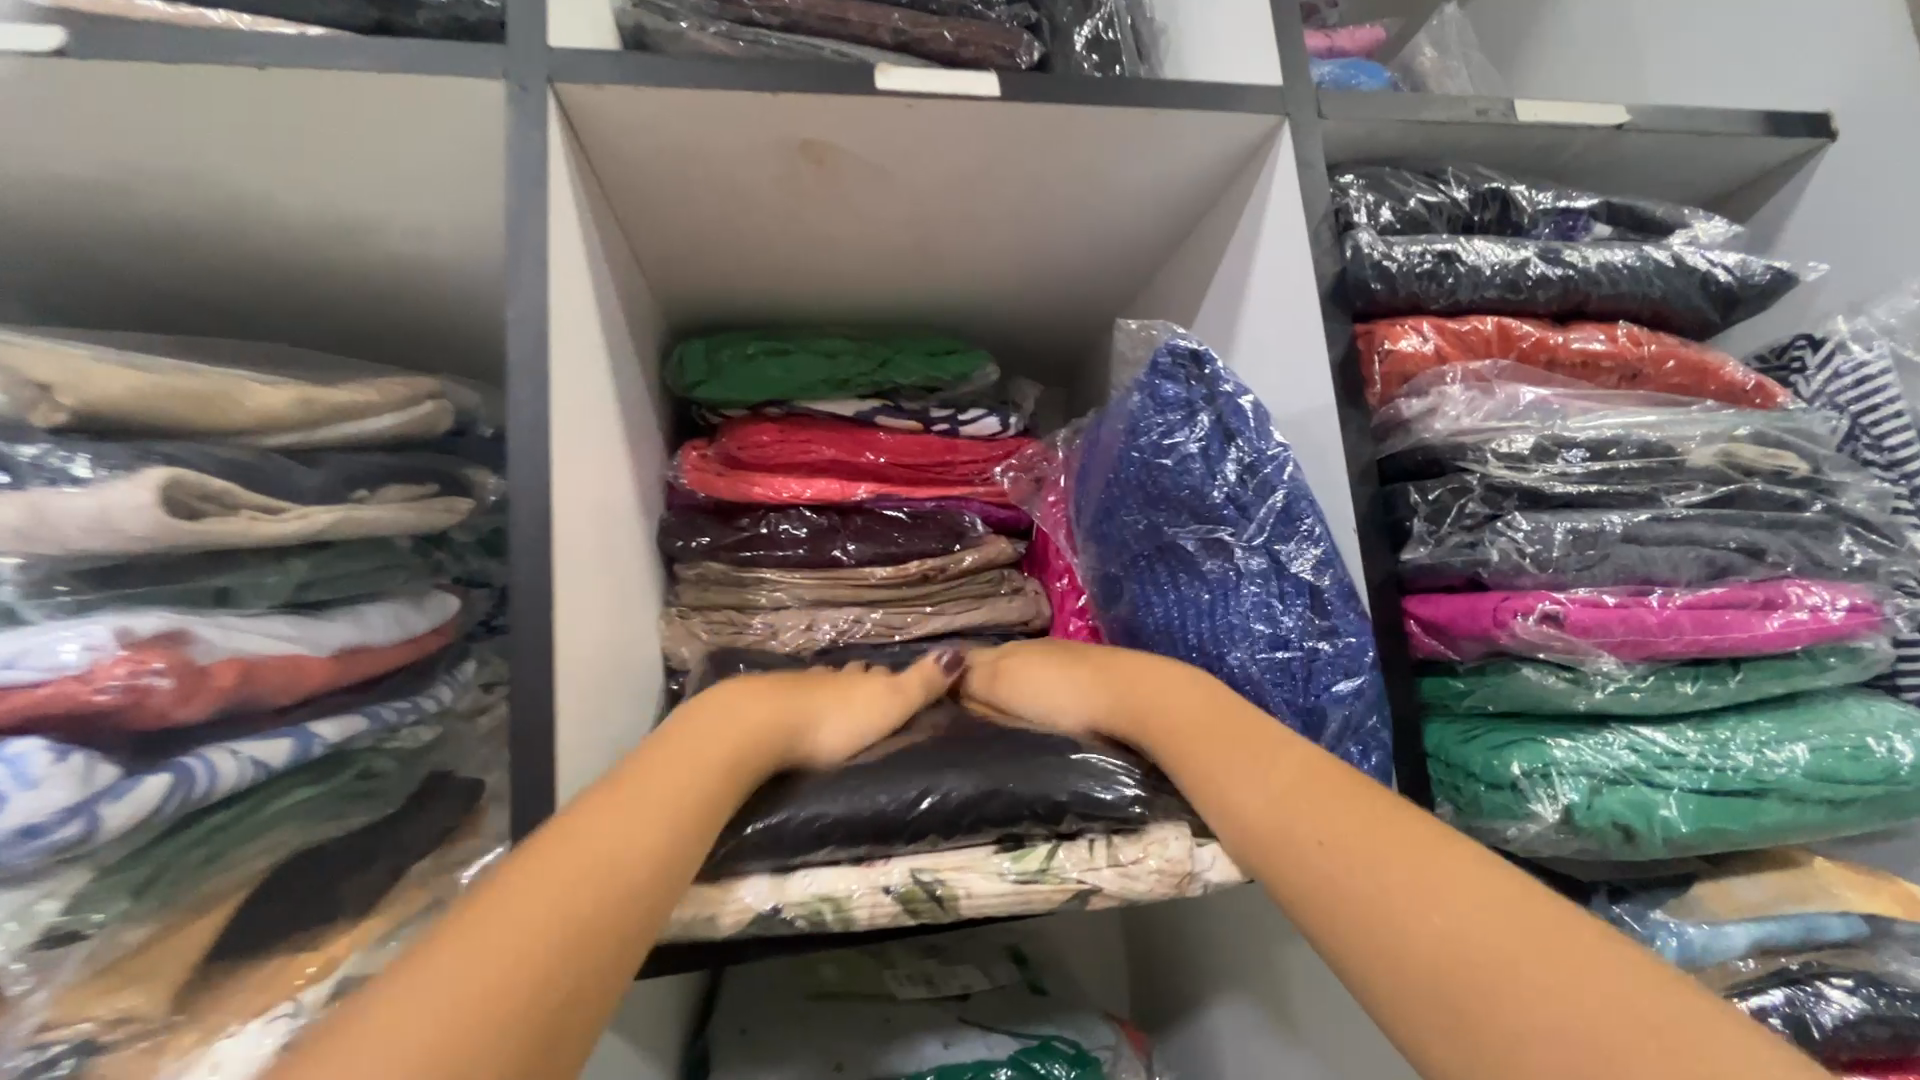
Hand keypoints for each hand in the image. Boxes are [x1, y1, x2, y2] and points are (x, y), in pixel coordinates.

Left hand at [684, 648, 967, 770]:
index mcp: (859, 679)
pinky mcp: (762, 707)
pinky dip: (796, 706)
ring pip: (816, 686)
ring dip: (825, 693)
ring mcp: (792, 689)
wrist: (760, 726)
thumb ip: (921, 683)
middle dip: (856, 682)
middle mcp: (827, 677)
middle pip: (846, 676)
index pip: (880, 672)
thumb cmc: (835, 720)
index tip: (895, 681)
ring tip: (832, 704)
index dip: (889, 677)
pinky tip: (794, 714)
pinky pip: (787, 702)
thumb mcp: (889, 703)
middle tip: (865, 693)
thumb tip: (958, 651)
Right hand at [957, 638, 1218, 743]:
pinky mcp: (1090, 683)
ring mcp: (1064, 664)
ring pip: (1022, 676)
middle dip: (973, 685)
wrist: (1136, 697)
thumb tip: (940, 678)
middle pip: (992, 665)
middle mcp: (1032, 650)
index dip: (944, 677)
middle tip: (955, 718)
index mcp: (1006, 651)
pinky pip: (1048, 689)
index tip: (927, 702)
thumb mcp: (1002, 686)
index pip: (963, 658)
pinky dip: (1036, 700)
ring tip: (992, 722)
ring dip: (1007, 694)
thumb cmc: (1062, 695)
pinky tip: (1037, 717)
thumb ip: (969, 681)